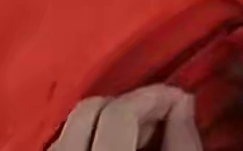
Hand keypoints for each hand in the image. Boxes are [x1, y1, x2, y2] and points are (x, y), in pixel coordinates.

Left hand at [51, 85, 201, 150]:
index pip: (118, 113)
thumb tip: (182, 101)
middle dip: (127, 103)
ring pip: (67, 129)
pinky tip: (110, 147)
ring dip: (104, 121)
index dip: (155, 96)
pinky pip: (58, 148)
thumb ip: (184, 140)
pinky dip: (86, 139)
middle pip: (86, 111)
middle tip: (154, 116)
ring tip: (134, 135)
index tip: (179, 100)